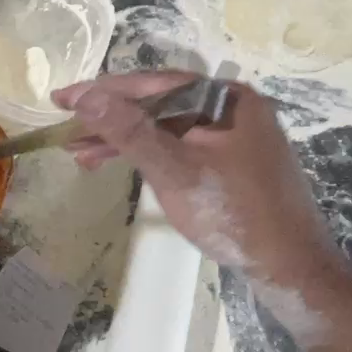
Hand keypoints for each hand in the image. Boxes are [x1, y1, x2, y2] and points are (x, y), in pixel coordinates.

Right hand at [52, 72, 342, 284]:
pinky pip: (173, 145)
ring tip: (77, 153)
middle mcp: (229, 109)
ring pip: (161, 127)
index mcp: (225, 99)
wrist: (291, 268)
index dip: (102, 91)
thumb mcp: (174, 170)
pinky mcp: (224, 161)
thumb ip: (128, 130)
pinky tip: (115, 163)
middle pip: (155, 104)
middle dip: (107, 118)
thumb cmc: (234, 213)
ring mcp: (228, 136)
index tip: (61, 98)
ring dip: (119, 138)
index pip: (152, 84)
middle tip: (64, 127)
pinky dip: (143, 153)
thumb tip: (84, 96)